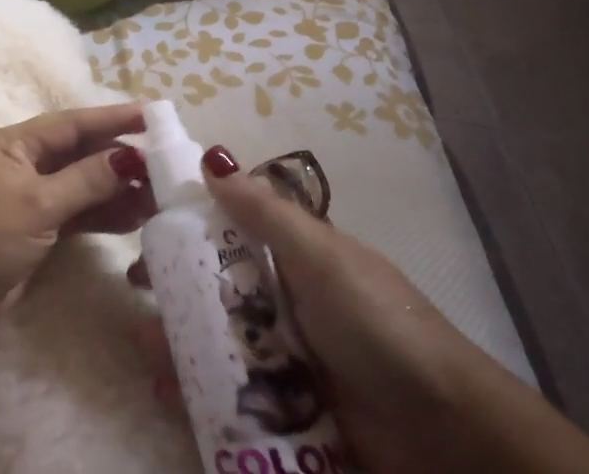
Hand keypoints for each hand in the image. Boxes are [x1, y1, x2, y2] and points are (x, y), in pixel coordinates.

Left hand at [0, 104, 155, 324]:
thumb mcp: (39, 203)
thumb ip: (86, 180)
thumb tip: (130, 157)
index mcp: (12, 144)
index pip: (69, 124)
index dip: (110, 119)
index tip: (152, 115)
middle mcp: (22, 163)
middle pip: (78, 153)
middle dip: (119, 159)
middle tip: (164, 167)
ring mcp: (30, 196)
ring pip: (82, 184)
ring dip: (116, 190)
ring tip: (157, 198)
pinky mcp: (38, 226)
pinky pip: (78, 211)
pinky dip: (103, 214)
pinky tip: (135, 218)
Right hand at [129, 147, 489, 472]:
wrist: (446, 431)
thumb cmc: (379, 326)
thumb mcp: (322, 259)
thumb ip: (265, 212)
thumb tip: (210, 157)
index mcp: (293, 262)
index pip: (227, 237)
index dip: (184, 234)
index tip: (147, 240)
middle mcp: (283, 305)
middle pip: (210, 291)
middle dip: (171, 296)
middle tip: (142, 303)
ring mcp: (282, 358)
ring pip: (211, 341)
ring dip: (175, 346)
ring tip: (154, 358)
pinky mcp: (282, 407)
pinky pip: (227, 393)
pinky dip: (196, 392)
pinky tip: (173, 393)